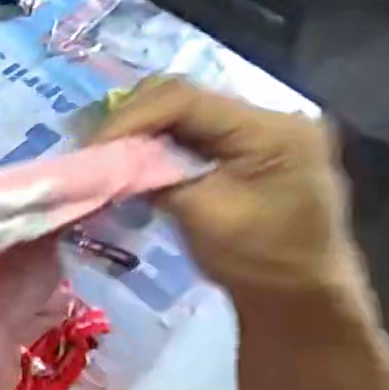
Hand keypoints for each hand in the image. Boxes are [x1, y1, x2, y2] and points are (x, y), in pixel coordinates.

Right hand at [93, 78, 369, 306]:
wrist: (297, 294)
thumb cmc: (257, 258)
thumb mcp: (201, 214)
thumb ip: (156, 178)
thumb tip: (106, 161)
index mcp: (270, 129)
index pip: (184, 100)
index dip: (130, 118)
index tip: (91, 148)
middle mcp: (267, 115)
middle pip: (179, 95)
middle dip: (128, 119)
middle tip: (92, 152)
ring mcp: (254, 128)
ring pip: (176, 108)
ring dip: (136, 129)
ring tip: (104, 156)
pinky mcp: (239, 144)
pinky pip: (184, 129)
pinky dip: (150, 141)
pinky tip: (128, 161)